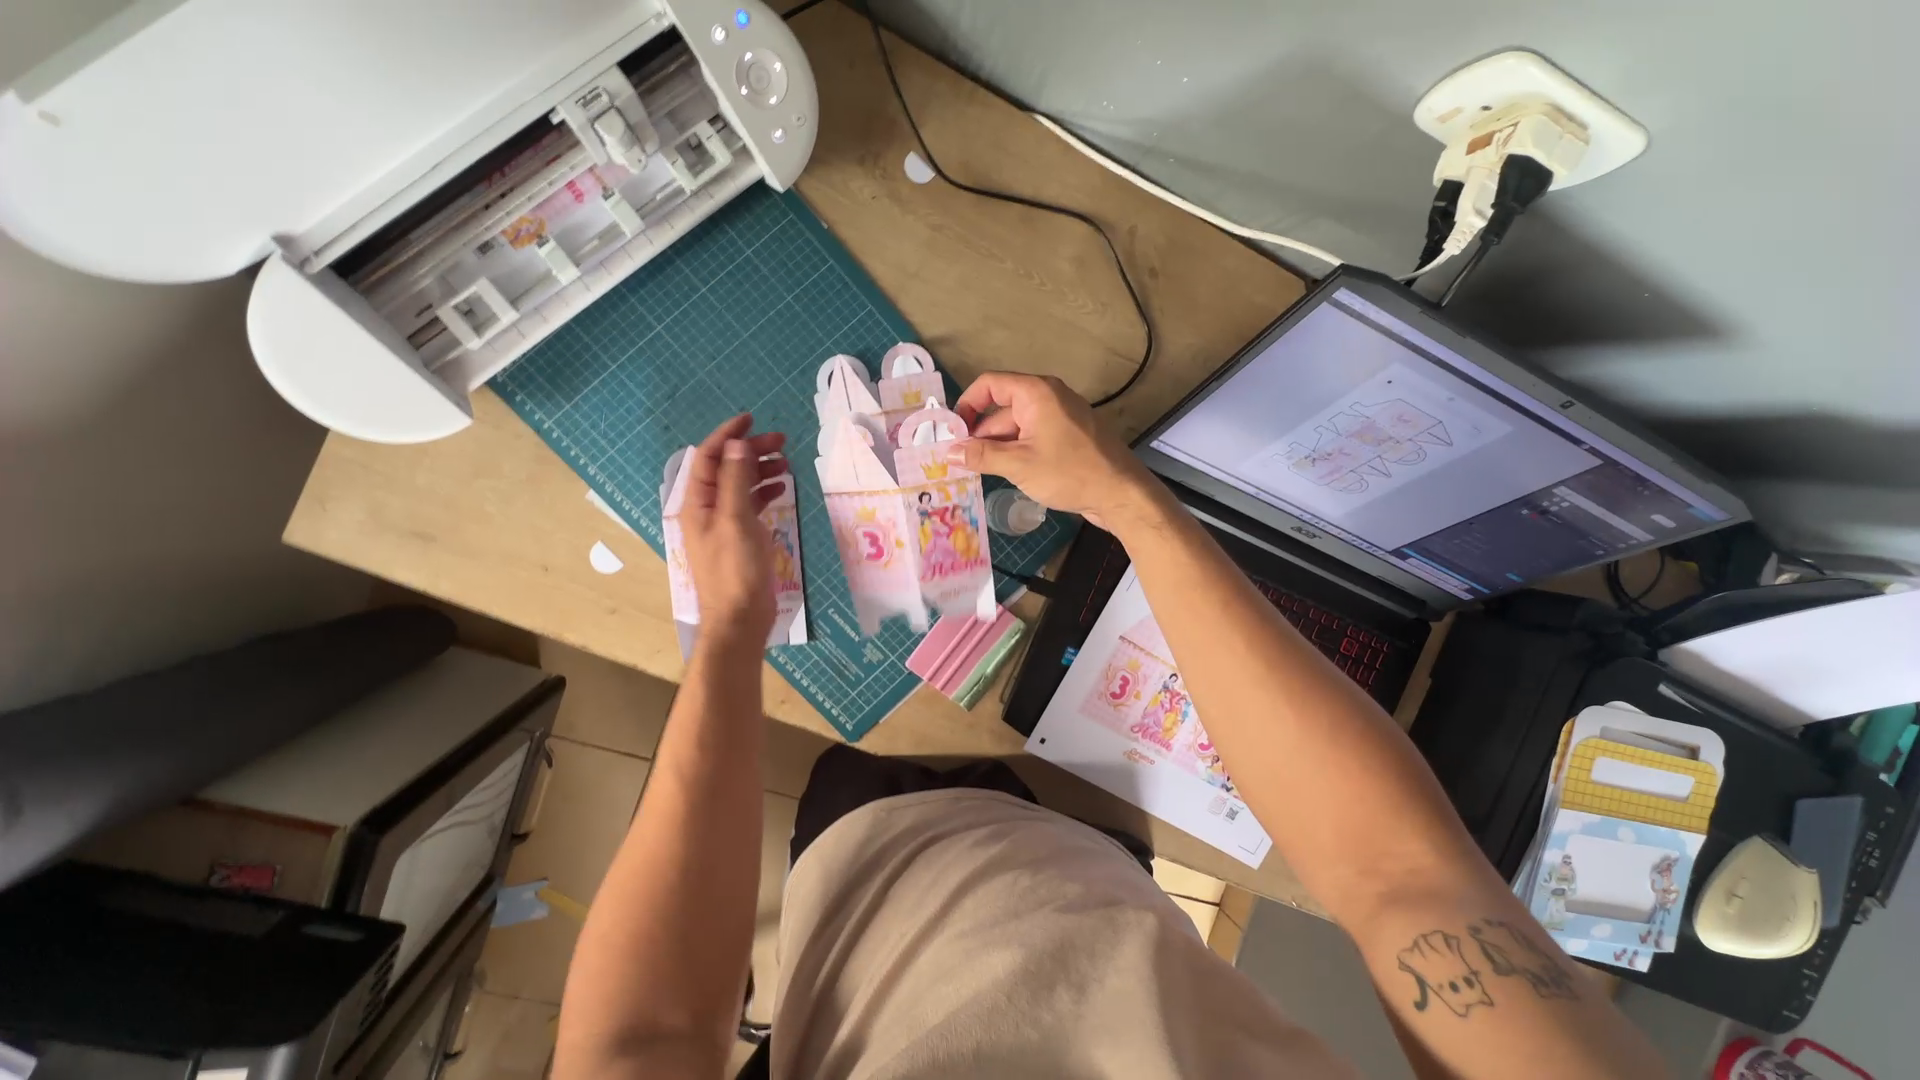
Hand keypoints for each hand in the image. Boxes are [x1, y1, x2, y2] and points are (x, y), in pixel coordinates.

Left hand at [681, 414, 788, 647]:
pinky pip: (751, 505)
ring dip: (760, 470)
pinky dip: (765, 492)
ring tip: (787, 463)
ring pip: (741, 485)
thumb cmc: (735, 570)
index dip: (727, 435)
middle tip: (781, 442)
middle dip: (750, 451)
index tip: (752, 419)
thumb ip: (735, 480)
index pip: (708, 457)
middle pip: (726, 468)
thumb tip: (736, 444)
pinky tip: (782, 488)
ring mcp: (724, 524)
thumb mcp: (734, 520)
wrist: (739, 619)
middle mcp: (707, 510)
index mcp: (698, 503)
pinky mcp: (741, 538)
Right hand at [948, 373, 1163, 533]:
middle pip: (1001, 408)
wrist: (1121, 493)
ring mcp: (1061, 416)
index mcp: (1036, 393)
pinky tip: (1007, 473)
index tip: (953, 433)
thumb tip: (948, 452)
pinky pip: (1034, 435)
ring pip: (1017, 425)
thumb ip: (981, 455)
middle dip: (980, 433)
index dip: (967, 405)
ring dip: (998, 446)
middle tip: (961, 462)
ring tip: (979, 472)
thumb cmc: (1070, 473)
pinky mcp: (1069, 435)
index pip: (989, 384)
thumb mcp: (1019, 465)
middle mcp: (1048, 396)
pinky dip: (1017, 450)